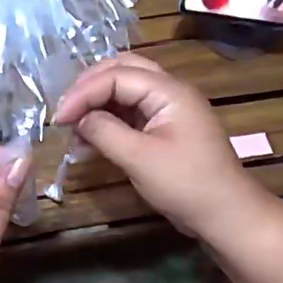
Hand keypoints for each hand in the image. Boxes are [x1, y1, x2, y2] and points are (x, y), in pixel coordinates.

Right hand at [53, 54, 267, 236]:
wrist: (224, 213)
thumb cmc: (185, 184)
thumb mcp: (139, 158)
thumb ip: (105, 131)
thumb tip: (77, 119)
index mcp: (169, 91)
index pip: (116, 76)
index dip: (83, 93)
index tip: (58, 119)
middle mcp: (169, 91)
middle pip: (123, 70)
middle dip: (89, 86)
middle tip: (64, 111)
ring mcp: (168, 109)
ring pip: (126, 89)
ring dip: (97, 101)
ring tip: (74, 124)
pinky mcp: (165, 129)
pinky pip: (131, 111)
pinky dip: (108, 118)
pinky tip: (90, 136)